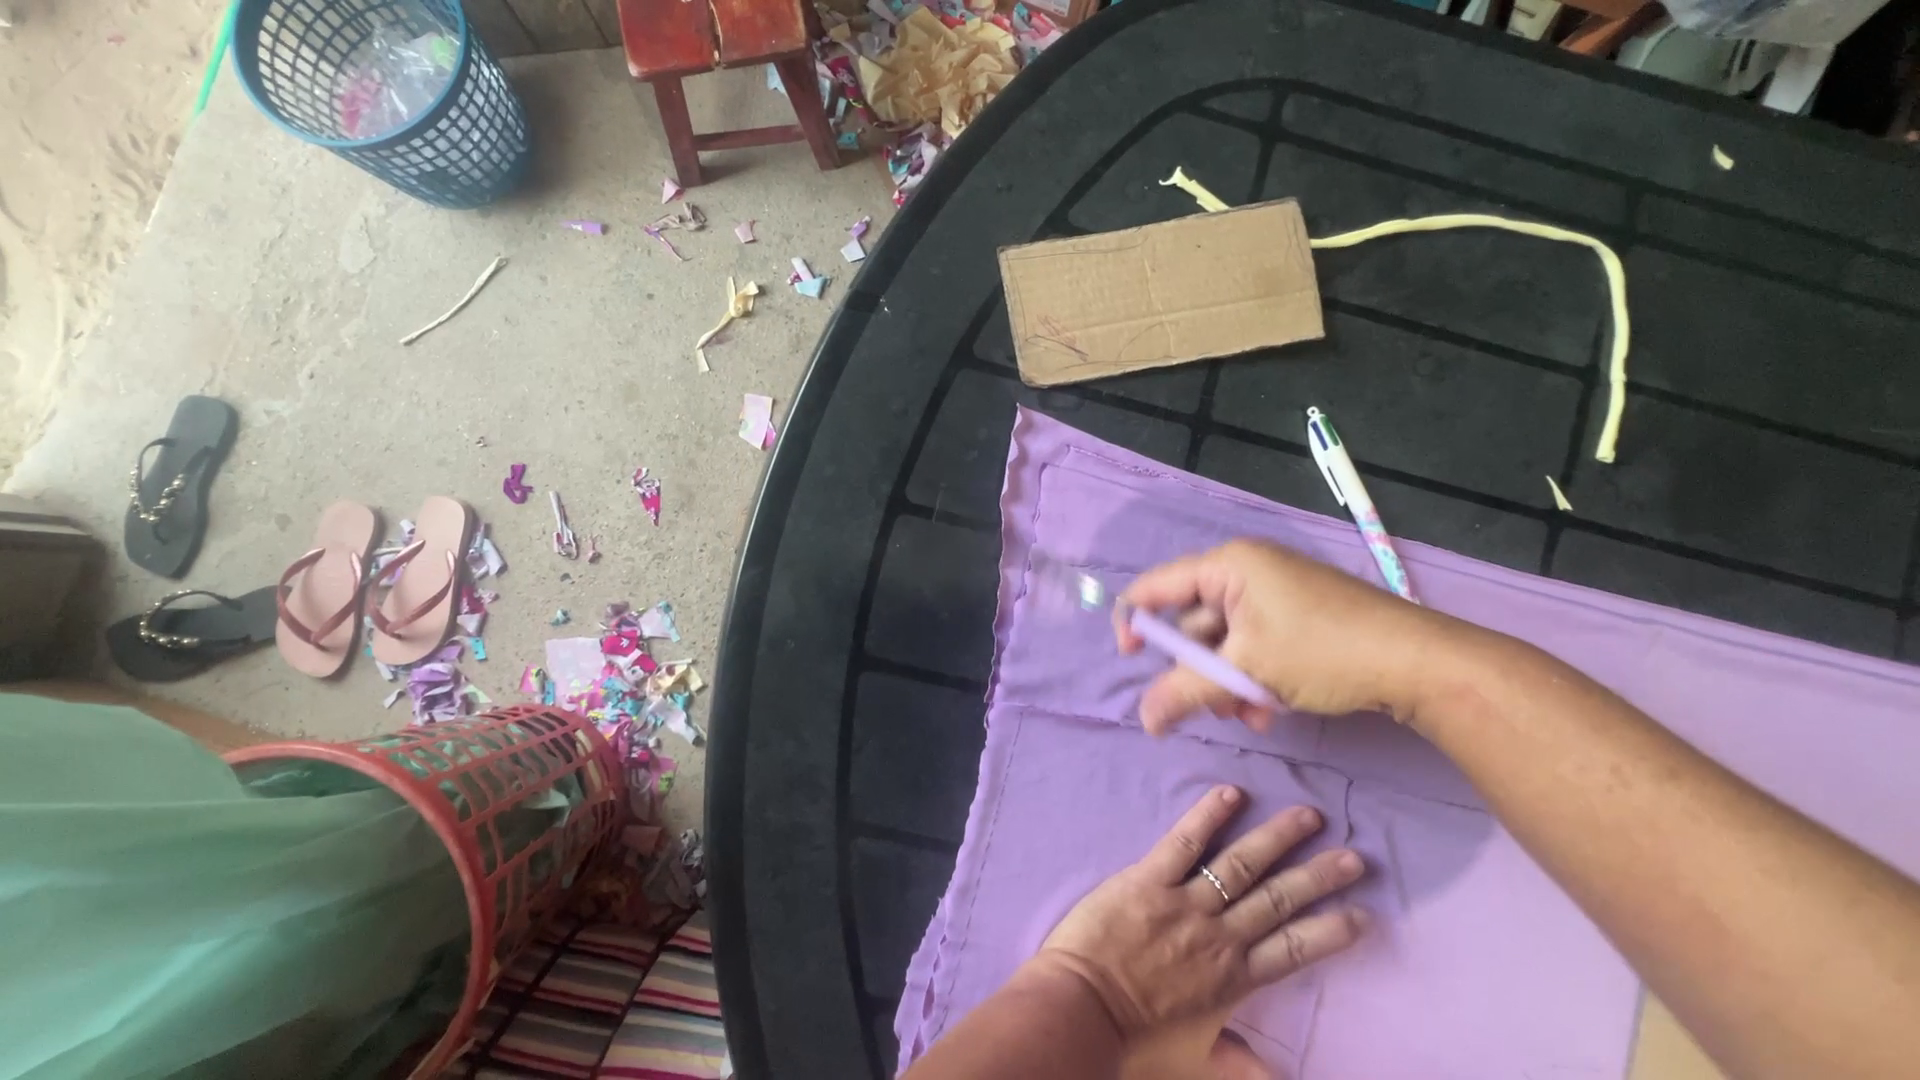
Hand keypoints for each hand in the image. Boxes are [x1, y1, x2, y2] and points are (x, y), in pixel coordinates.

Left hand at [1033, 785, 1367, 1040]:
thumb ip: (1238, 1062)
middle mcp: (1219, 936)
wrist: (1080, 1010)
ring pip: (1241, 865)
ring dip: (1277, 838)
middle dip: (1319, 877)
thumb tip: (1275, 1077)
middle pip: (1279, 900)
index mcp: (1234, 978)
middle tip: (1354, 856)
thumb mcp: (1195, 1062)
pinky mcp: (1149, 880)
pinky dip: (1207, 816)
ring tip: (1309, 816)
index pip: (1294, 949)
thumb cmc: (1135, 1039)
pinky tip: (1231, 793)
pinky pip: (1183, 843)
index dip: (1330, 932)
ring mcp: (1185, 904)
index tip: (1364, 915)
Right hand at [1116, 538, 1469, 732]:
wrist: (1417, 663)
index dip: (1135, 622)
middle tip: (1208, 705)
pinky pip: (1253, 646)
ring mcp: (1275, 594)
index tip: (1129, 661)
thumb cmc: (1322, 652)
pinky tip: (1269, 710)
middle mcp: (1247, 571)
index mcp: (1229, 566)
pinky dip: (1252, 677)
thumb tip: (1143, 720)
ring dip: (1226, 682)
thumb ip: (1185, 691)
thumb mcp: (1245, 672)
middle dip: (1196, 669)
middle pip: (1193, 621)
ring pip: (1225, 641)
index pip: (1157, 586)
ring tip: (1249, 714)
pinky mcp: (1297, 617)